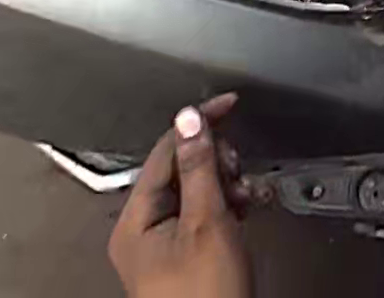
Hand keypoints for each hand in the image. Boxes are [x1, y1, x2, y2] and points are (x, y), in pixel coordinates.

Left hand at [108, 94, 252, 297]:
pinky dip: (226, 202)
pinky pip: (204, 210)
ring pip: (196, 187)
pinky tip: (247, 205)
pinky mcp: (186, 254)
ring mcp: (164, 243)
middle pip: (181, 168)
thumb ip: (198, 165)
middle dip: (215, 161)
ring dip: (225, 181)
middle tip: (236, 170)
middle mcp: (143, 228)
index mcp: (136, 219)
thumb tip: (188, 115)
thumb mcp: (206, 222)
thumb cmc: (208, 295)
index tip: (228, 104)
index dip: (198, 123)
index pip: (166, 150)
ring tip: (245, 193)